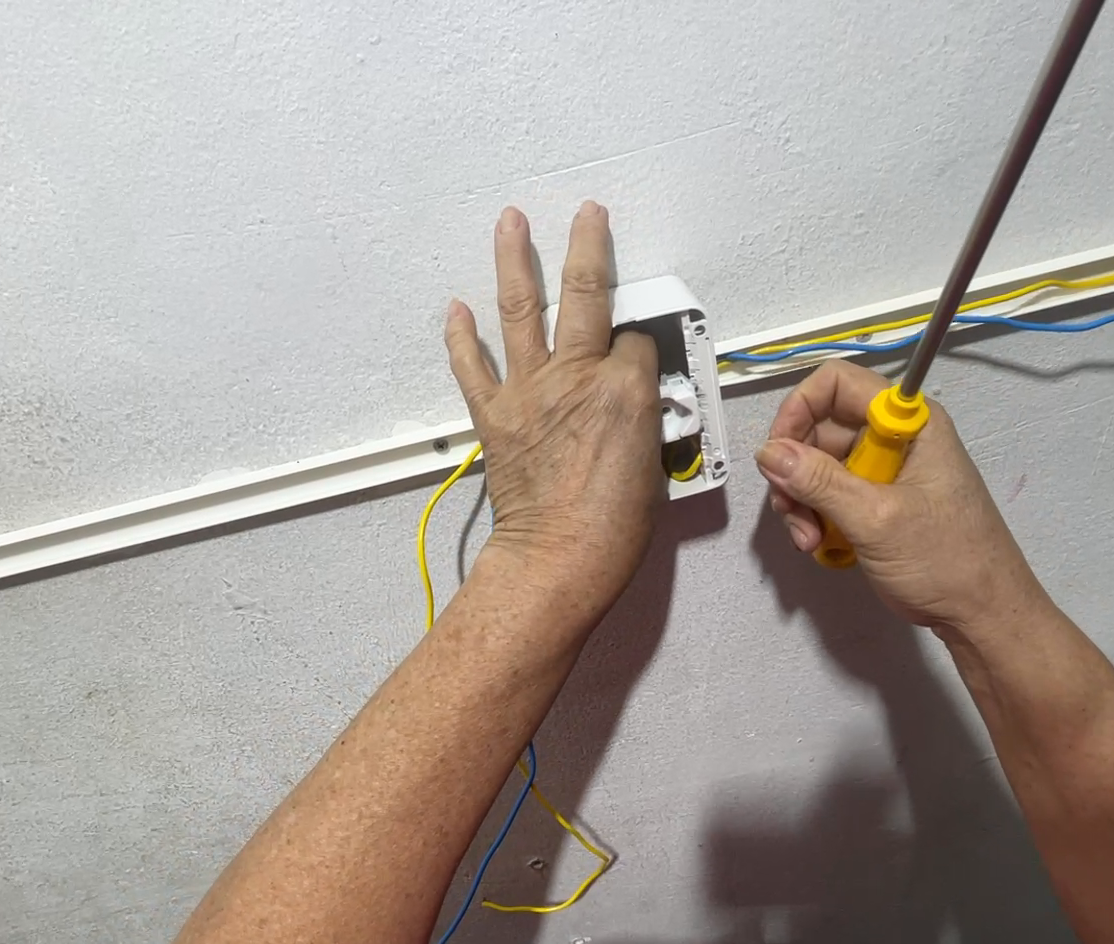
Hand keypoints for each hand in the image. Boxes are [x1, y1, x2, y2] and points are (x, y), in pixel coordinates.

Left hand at [444, 202, 662, 610]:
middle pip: (585, 294)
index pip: (639, 340)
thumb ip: (645, 414)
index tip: (640, 358)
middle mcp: (576, 376)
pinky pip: (473, 366)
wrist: (557, 560)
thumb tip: (632, 394)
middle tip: (586, 213)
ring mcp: (528, 391)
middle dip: (589, 247)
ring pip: (521, 311)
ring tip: (510, 222)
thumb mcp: (656, 464)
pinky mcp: (495, 415)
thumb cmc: (615, 527)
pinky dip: (462, 337)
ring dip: (515, 262)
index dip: (642, 346)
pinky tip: (457, 308)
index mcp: (626, 389)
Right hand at [756, 359, 1050, 638]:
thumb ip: (819, 482)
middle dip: (795, 471)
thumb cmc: (946, 562)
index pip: (837, 384)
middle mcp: (892, 438)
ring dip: (800, 502)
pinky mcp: (873, 501)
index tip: (778, 452)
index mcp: (909, 424)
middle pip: (817, 429)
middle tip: (791, 512)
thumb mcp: (875, 519)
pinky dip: (813, 518)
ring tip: (808, 540)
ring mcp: (882, 471)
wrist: (981, 615)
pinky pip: (826, 495)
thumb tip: (767, 452)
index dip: (799, 409)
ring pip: (814, 466)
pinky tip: (819, 545)